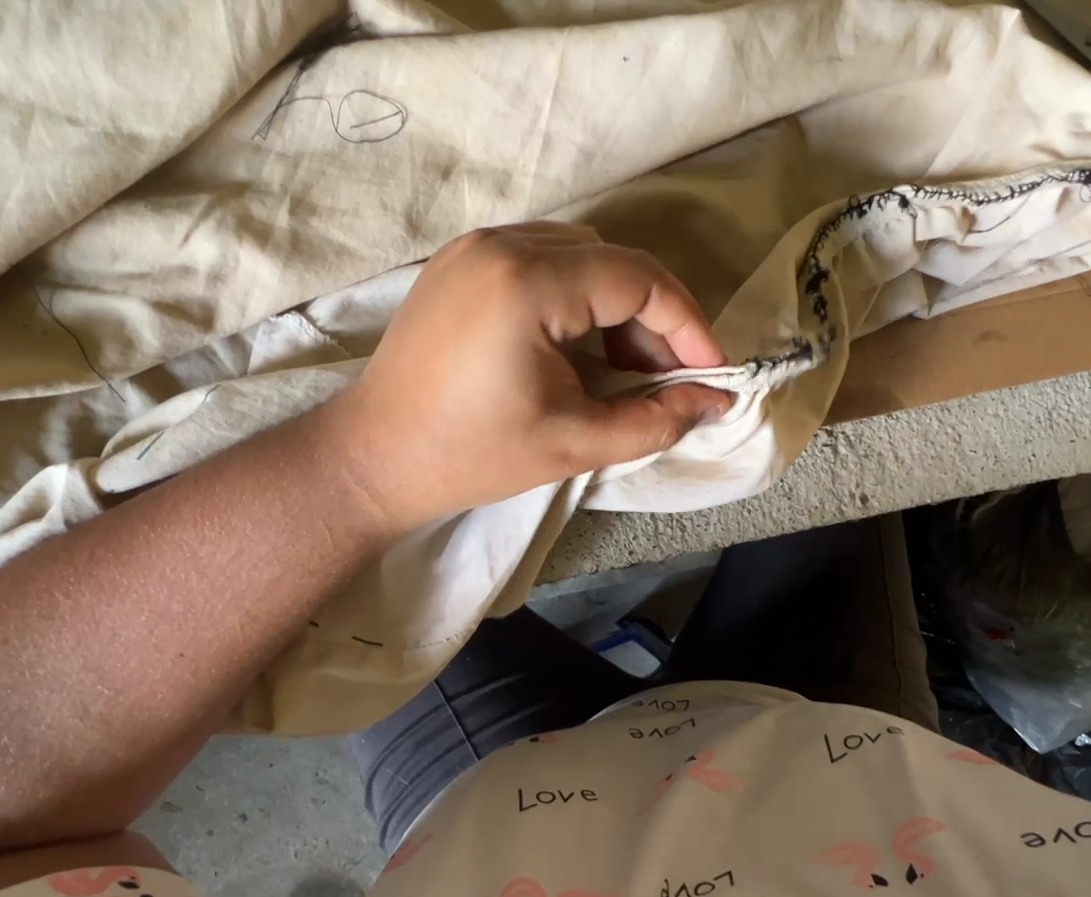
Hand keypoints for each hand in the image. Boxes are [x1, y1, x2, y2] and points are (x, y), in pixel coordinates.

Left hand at [318, 223, 734, 531]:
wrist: (375, 458)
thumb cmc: (472, 456)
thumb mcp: (574, 443)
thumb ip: (654, 419)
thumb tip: (714, 401)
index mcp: (527, 281)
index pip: (637, 279)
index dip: (685, 325)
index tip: (710, 372)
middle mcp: (500, 244)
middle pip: (611, 260)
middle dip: (652, 318)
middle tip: (665, 378)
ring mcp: (473, 247)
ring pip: (579, 255)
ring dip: (615, 305)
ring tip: (622, 367)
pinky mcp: (458, 262)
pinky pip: (541, 259)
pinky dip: (575, 296)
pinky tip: (577, 347)